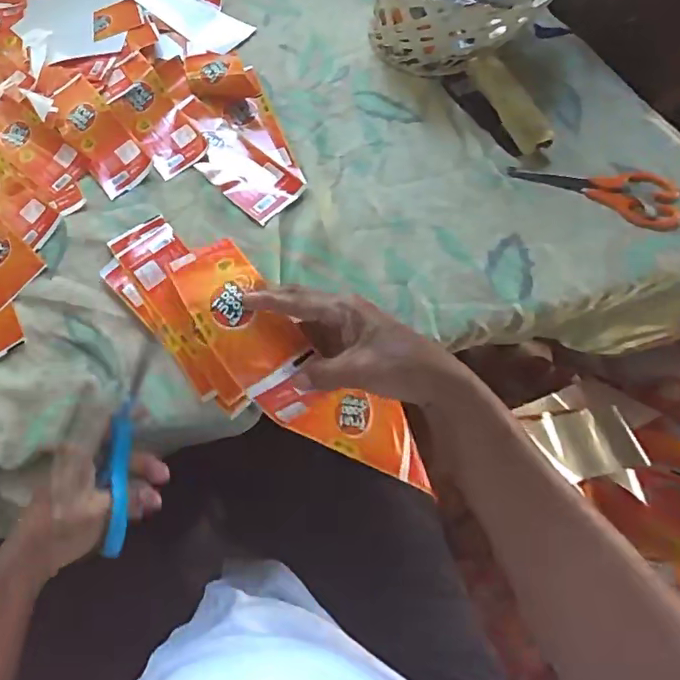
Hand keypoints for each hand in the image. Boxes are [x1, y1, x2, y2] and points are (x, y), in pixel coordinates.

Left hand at [10, 415, 170, 579]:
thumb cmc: (61, 522)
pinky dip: (126, 497)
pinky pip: (110, 491)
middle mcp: (81, 461)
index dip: (125, 418)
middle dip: (141, 463)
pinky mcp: (84, 499)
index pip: (104, 425)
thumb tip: (155, 497)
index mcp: (78, 453)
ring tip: (156, 502)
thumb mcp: (98, 510)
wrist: (34, 553)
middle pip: (117, 453)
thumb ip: (127, 499)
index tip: (146, 414)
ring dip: (137, 484)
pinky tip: (143, 510)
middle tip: (164, 476)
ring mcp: (83, 480)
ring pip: (116, 473)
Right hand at [245, 285, 465, 405]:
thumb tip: (291, 381)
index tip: (241, 297)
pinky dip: (297, 334)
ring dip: (283, 315)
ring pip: (306, 314)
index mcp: (342, 308)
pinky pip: (315, 331)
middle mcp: (341, 309)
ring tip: (256, 319)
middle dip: (272, 298)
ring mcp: (346, 323)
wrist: (438, 378)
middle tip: (242, 301)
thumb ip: (324, 374)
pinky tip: (286, 346)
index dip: (268, 300)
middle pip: (299, 299)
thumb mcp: (361, 371)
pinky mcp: (350, 338)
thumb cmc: (401, 366)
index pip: (297, 301)